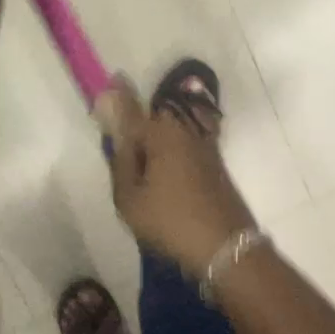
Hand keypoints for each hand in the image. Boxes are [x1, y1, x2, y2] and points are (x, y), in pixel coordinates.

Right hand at [93, 77, 257, 272]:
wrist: (225, 247)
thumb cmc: (170, 222)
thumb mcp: (130, 197)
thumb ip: (120, 159)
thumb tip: (115, 127)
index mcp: (160, 134)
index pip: (131, 108)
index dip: (117, 98)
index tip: (110, 86)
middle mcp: (184, 131)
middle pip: (152, 122)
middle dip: (136, 130)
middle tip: (124, 166)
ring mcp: (203, 147)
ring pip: (168, 138)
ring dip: (153, 150)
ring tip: (143, 184)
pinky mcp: (214, 165)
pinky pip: (182, 152)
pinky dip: (169, 162)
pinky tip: (163, 186)